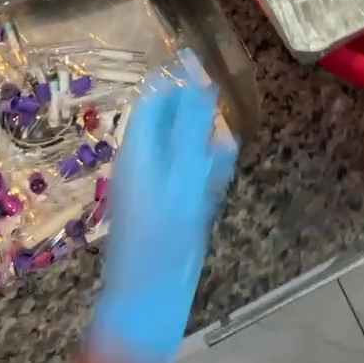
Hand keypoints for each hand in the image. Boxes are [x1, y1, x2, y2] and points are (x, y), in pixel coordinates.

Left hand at [87, 50, 237, 362]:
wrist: (148, 301)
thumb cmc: (162, 235)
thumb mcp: (181, 176)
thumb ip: (190, 128)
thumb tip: (198, 80)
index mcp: (137, 150)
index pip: (152, 100)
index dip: (174, 78)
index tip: (201, 61)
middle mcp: (142, 164)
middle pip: (165, 121)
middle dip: (190, 103)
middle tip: (220, 90)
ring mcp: (155, 188)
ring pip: (178, 147)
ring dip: (201, 132)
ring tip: (226, 121)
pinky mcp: (168, 209)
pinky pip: (186, 173)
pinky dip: (205, 162)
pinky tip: (224, 159)